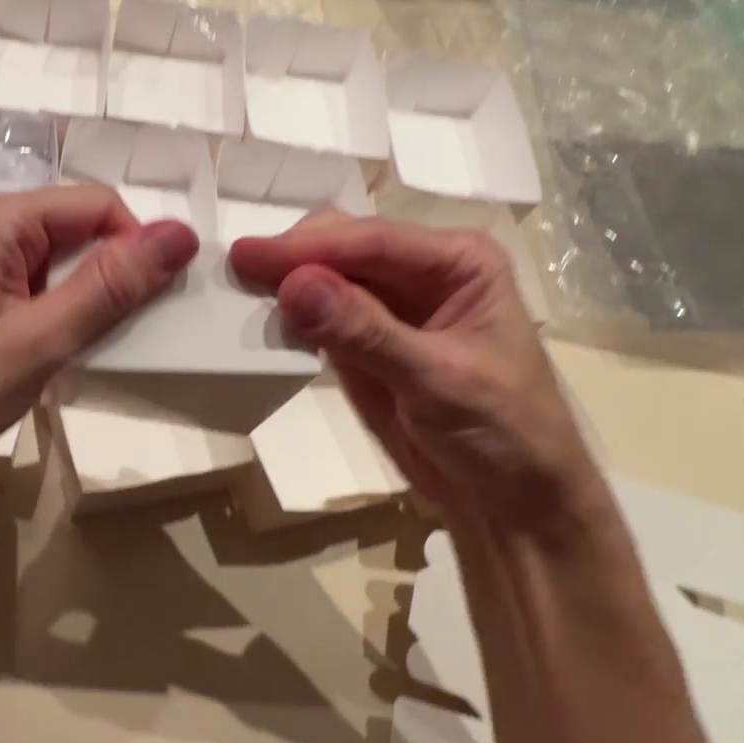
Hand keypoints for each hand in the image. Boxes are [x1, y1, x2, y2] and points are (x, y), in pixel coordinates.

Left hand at [0, 185, 198, 485]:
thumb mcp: (40, 341)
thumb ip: (110, 287)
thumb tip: (181, 234)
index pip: (95, 203)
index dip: (136, 245)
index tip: (154, 303)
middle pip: (74, 228)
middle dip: (111, 273)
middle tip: (125, 334)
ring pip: (55, 260)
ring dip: (84, 298)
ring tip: (90, 348)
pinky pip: (30, 285)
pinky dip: (55, 312)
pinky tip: (58, 351)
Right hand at [228, 210, 609, 533]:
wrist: (510, 501)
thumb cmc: (501, 433)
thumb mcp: (436, 380)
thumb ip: (365, 332)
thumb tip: (293, 285)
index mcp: (456, 262)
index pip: (371, 241)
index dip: (306, 247)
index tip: (245, 255)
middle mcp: (421, 271)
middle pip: (342, 246)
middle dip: (292, 257)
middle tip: (234, 272)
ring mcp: (388, 305)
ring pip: (323, 277)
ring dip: (283, 283)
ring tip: (233, 291)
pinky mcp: (361, 341)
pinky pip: (316, 316)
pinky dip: (288, 316)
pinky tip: (258, 320)